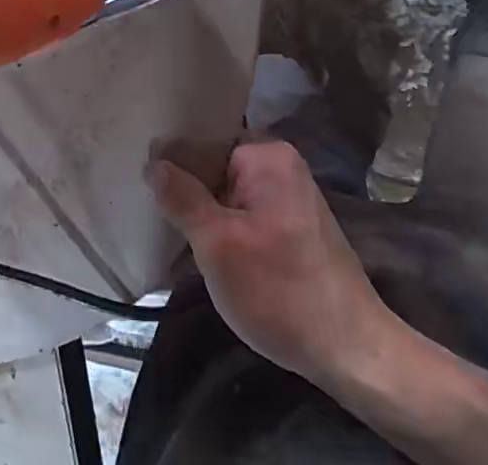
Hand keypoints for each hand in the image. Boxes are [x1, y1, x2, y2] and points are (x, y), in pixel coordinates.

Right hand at [151, 139, 393, 383]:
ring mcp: (291, 197)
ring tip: (168, 234)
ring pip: (230, 196)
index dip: (173, 162)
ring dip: (204, 216)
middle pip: (218, 168)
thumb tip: (153, 164)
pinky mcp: (294, 227)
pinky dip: (225, 230)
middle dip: (187, 192)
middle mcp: (283, 166)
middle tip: (150, 214)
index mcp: (268, 155)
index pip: (206, 141)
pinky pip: (247, 215)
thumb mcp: (217, 244)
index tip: (140, 182)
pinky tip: (201, 252)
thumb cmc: (278, 289)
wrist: (347, 346)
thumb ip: (183, 199)